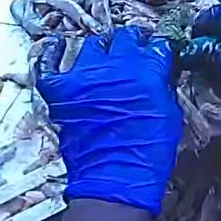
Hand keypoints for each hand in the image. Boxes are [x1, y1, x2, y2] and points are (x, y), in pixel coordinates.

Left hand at [36, 27, 182, 214]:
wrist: (115, 181)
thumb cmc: (148, 155)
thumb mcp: (170, 115)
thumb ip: (162, 86)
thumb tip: (158, 73)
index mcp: (147, 71)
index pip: (154, 44)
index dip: (156, 47)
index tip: (156, 51)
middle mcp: (114, 67)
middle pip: (124, 38)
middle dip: (131, 43)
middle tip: (133, 51)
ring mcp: (84, 76)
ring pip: (92, 45)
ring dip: (101, 50)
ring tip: (104, 57)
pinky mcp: (60, 91)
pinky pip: (49, 63)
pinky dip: (52, 53)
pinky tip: (57, 45)